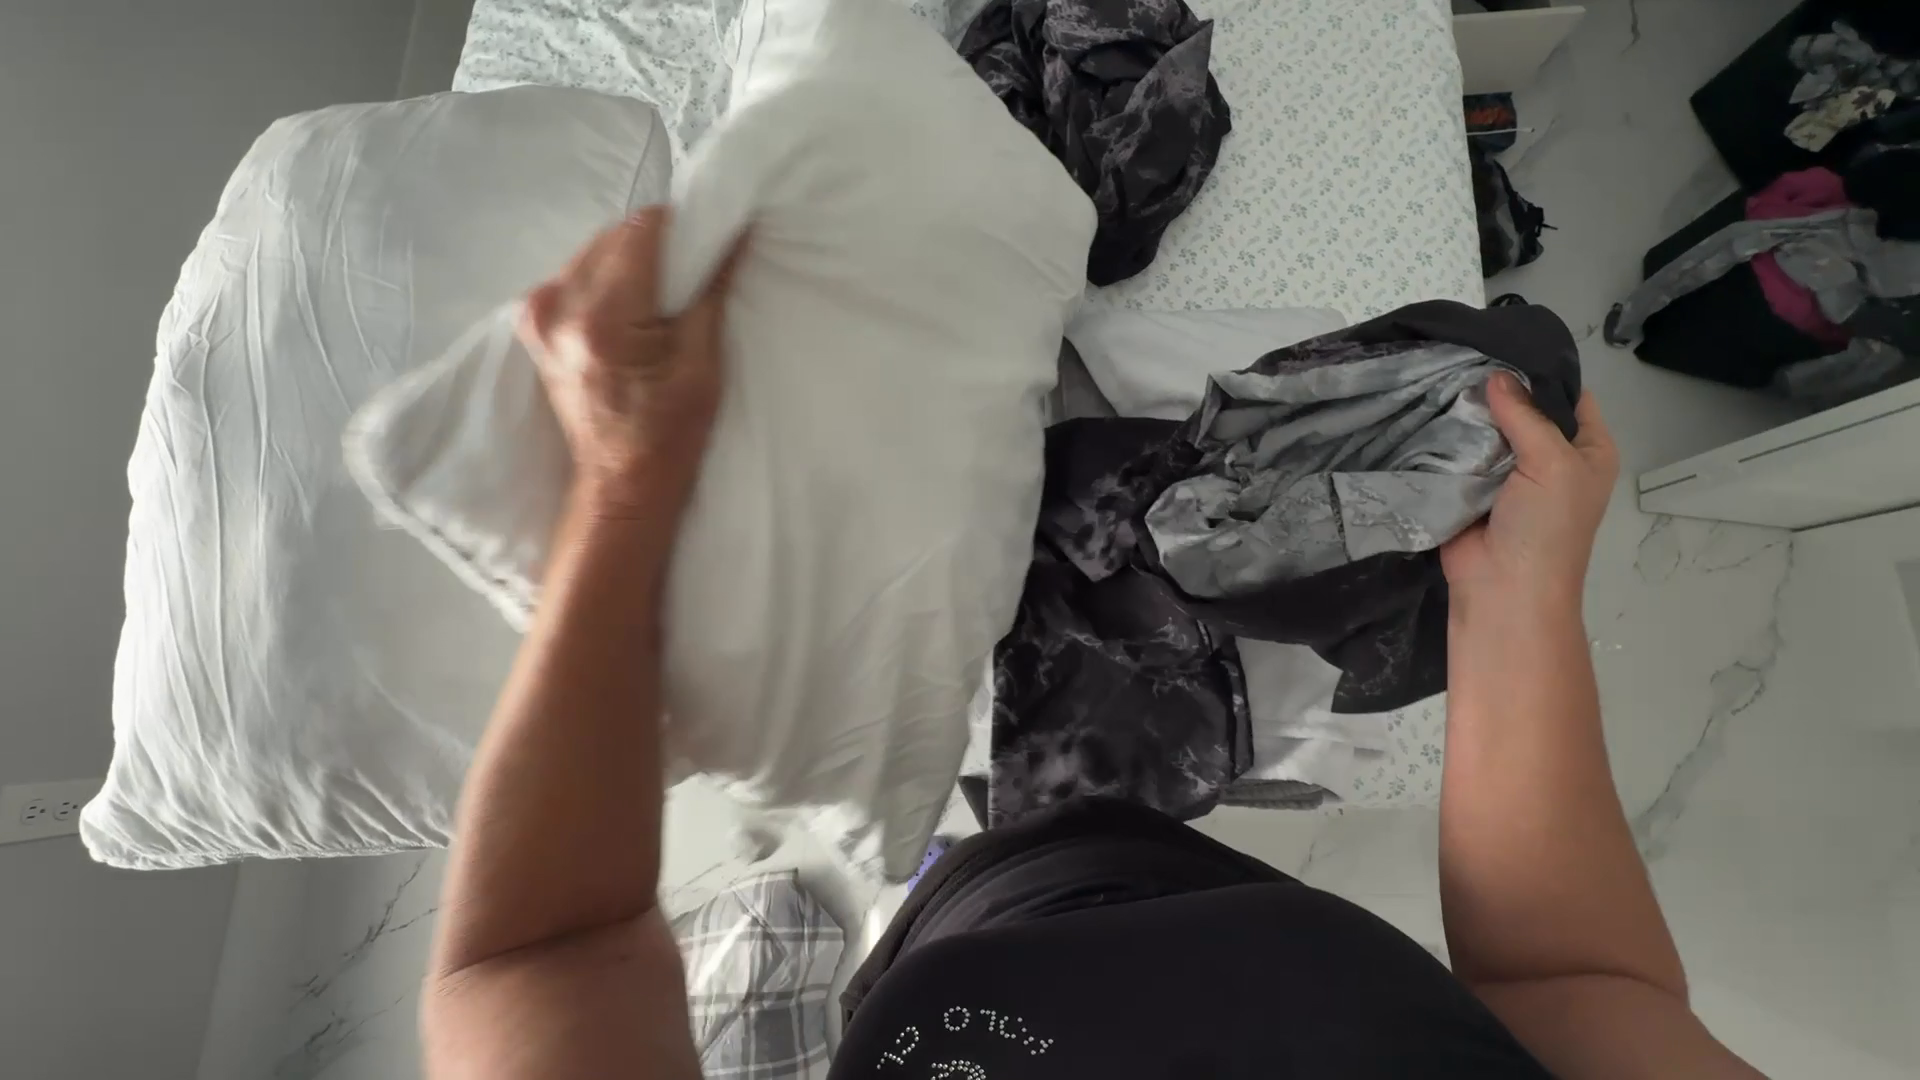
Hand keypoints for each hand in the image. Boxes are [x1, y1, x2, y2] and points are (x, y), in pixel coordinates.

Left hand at [519, 206, 744, 517]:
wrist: (620, 484)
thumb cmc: (671, 436)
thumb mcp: (703, 368)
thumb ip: (708, 295)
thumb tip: (730, 235)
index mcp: (601, 318)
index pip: (643, 232)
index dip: (685, 230)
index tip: (712, 246)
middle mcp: (556, 303)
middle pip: (616, 236)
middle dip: (660, 248)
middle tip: (692, 281)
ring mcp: (536, 310)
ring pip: (597, 250)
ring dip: (635, 262)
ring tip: (663, 302)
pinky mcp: (533, 319)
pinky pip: (580, 273)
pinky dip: (612, 279)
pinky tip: (634, 312)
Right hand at [1441, 374, 1617, 613]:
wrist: (1502, 587)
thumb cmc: (1545, 527)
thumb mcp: (1551, 463)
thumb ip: (1525, 416)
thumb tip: (1496, 376)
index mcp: (1585, 450)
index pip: (1567, 397)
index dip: (1540, 373)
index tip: (1502, 345)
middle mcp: (1545, 458)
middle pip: (1519, 412)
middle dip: (1493, 391)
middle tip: (1457, 358)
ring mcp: (1501, 475)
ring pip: (1482, 433)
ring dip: (1462, 416)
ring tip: (1432, 380)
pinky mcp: (1464, 490)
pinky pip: (1453, 457)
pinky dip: (1440, 441)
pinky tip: (1420, 416)